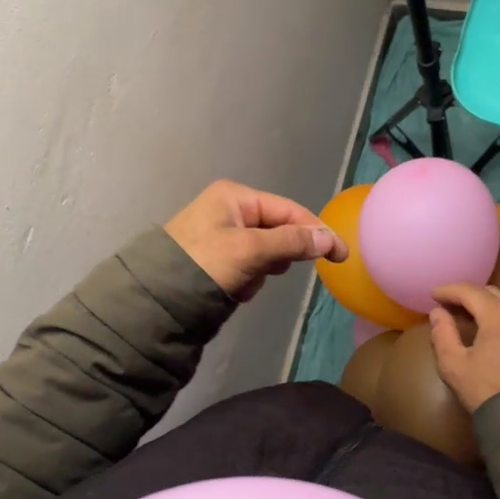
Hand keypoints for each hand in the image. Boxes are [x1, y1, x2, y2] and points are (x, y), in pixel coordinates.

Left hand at [164, 180, 347, 300]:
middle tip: (268, 271)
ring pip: (266, 254)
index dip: (316, 231)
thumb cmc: (204, 264)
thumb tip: (329, 239)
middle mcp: (230, 211)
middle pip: (279, 231)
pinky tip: (232, 289)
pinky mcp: (219, 260)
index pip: (289, 210)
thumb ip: (292, 242)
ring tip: (242, 282)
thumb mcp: (251, 250)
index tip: (340, 255)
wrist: (158, 301)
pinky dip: (247, 280)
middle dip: (277, 256)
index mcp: (235, 197)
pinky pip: (249, 268)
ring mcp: (223, 236)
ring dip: (260, 272)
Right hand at [427, 283, 499, 410]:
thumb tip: (438, 313)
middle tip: (451, 305)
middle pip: (492, 292)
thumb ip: (442, 334)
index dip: (448, 290)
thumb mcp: (454, 365)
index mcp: (499, 315)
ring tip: (477, 313)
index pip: (469, 291)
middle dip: (469, 295)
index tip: (433, 295)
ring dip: (492, 301)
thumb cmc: (487, 391)